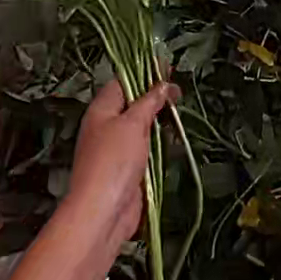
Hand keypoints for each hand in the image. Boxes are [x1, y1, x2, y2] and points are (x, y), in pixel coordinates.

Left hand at [0, 80, 177, 279]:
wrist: (102, 212)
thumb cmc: (114, 160)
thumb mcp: (133, 124)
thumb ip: (149, 102)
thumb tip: (162, 84)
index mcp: (102, 107)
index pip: (124, 80)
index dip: (145, 72)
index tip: (168, 67)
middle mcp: (107, 124)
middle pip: (133, 102)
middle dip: (154, 97)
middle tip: (178, 93)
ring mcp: (116, 147)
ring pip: (141, 126)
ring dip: (158, 121)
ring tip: (178, 115)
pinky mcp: (127, 168)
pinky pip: (145, 148)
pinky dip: (158, 143)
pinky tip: (173, 141)